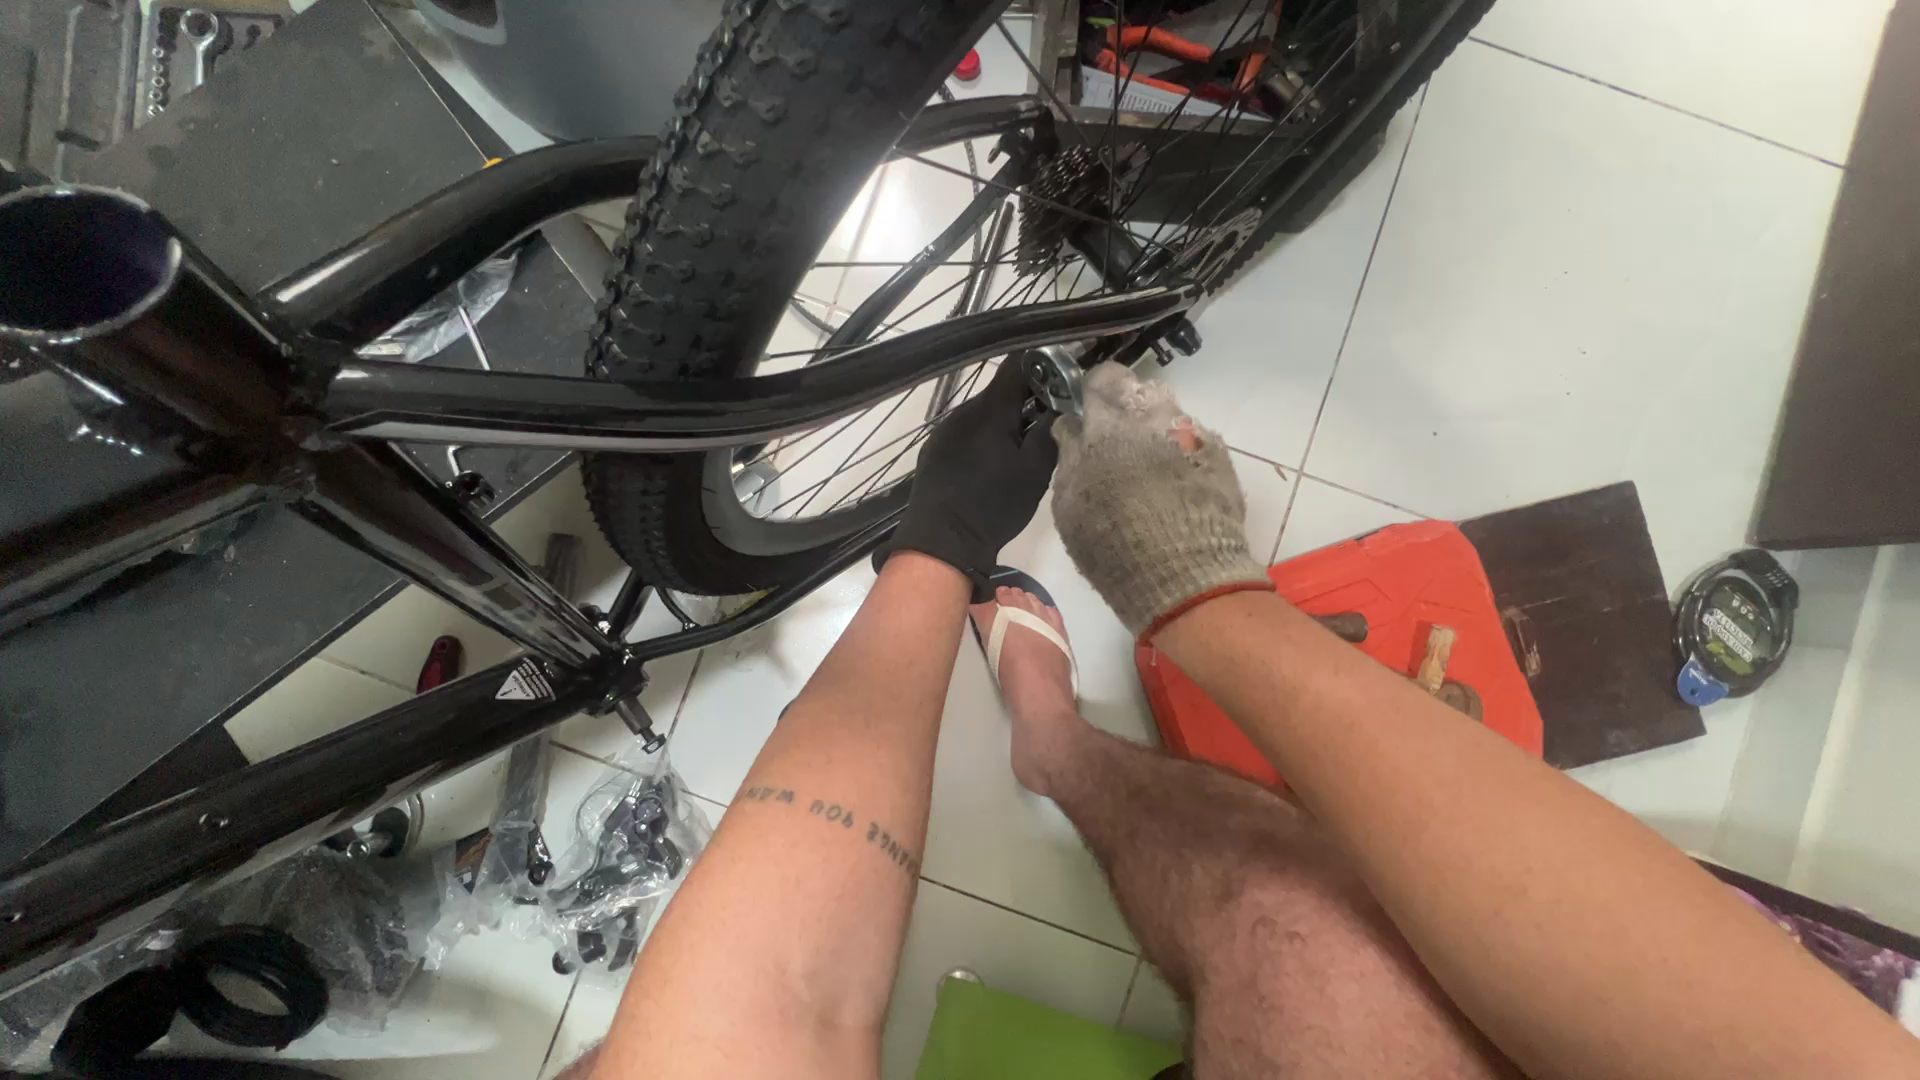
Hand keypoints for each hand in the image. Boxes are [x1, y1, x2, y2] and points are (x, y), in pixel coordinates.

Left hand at [878, 361, 1057, 596]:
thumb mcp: (1035, 471)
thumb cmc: (993, 506)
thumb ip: (1050, 431)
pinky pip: (966, 432)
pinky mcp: (935, 450)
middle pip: (1000, 391)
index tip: (1062, 380)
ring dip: (1004, 423)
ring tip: (1021, 451)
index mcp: (990, 409)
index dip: (1043, 365)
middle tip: (1049, 424)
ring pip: (983, 414)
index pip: (1018, 363)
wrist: (941, 541)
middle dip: (1026, 401)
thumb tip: (1061, 405)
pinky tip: (992, 466)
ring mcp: (945, 430)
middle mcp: (963, 411)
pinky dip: (984, 439)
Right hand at [1051, 362, 1270, 636]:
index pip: (1101, 379)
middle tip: (1117, 442)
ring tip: (1149, 469)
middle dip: (1126, 409)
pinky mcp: (1219, 457)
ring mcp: (1192, 434)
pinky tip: (1176, 487)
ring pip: (1168, 415)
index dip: (1092, 392)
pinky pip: (1193, 442)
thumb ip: (1070, 457)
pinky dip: (1180, 455)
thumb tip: (1072, 430)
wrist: (1185, 577)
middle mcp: (1154, 417)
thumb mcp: (1070, 504)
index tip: (1087, 412)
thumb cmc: (1112, 544)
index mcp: (1109, 425)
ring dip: (1154, 432)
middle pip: (1139, 391)